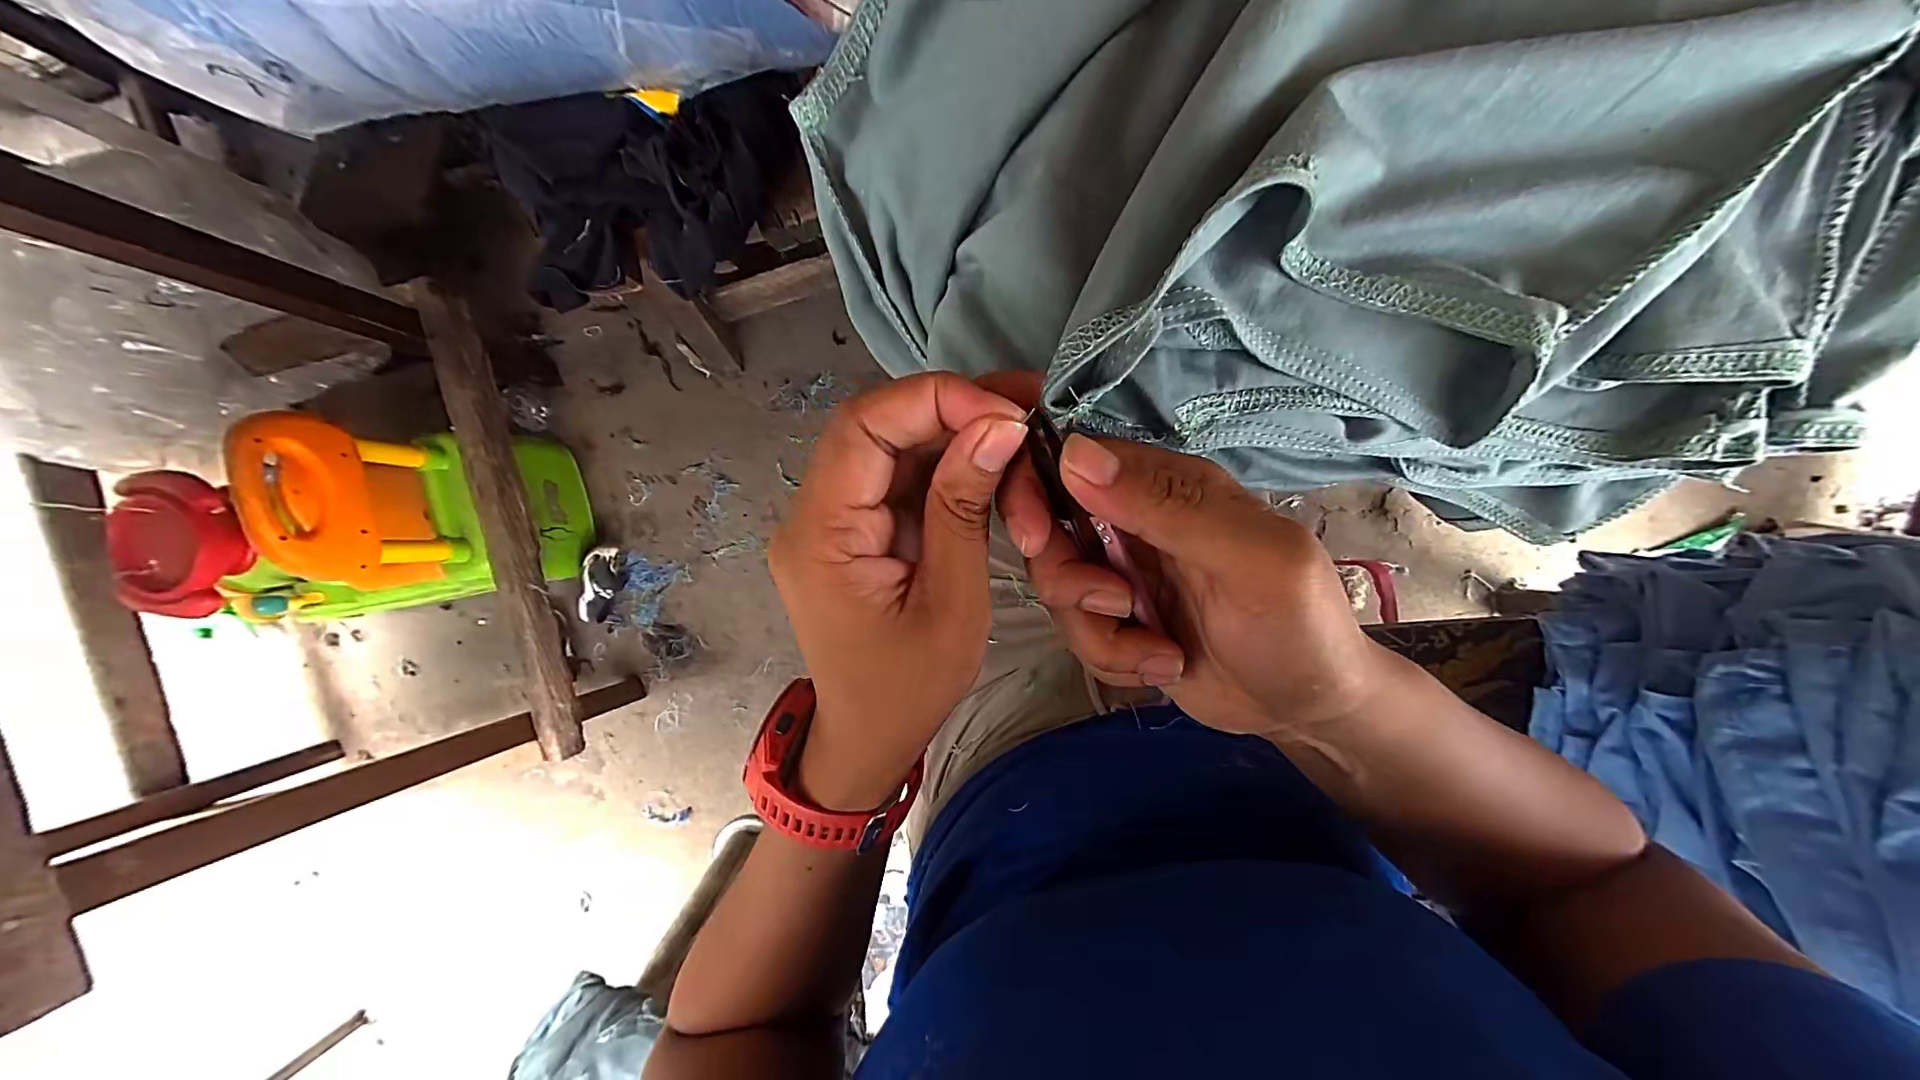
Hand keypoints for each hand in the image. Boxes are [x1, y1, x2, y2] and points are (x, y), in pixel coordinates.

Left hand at [768, 373, 1028, 809]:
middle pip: (877, 427)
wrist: (868, 737)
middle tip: (1029, 408)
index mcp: (822, 535)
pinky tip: (996, 462)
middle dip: (954, 409)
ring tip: (1025, 430)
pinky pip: (901, 476)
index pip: (862, 427)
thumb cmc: (909, 689)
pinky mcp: (857, 527)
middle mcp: (814, 513)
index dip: (934, 399)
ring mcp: (833, 517)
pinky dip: (949, 464)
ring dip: (958, 433)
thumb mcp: (952, 604)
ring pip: (893, 446)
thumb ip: (965, 509)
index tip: (1007, 411)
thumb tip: (999, 426)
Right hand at [1000, 432, 1387, 734]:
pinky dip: (1114, 659)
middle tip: (1114, 606)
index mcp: (1162, 486)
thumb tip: (1074, 454)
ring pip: (1056, 589)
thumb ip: (1167, 505)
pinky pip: (1074, 633)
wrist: (1308, 709)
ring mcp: (1117, 574)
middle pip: (1046, 529)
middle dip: (1066, 578)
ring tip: (1163, 654)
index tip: (1038, 538)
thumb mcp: (1247, 559)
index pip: (1071, 459)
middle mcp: (1129, 522)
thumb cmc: (1297, 624)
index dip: (1034, 488)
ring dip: (1100, 632)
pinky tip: (1165, 666)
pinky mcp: (1113, 622)